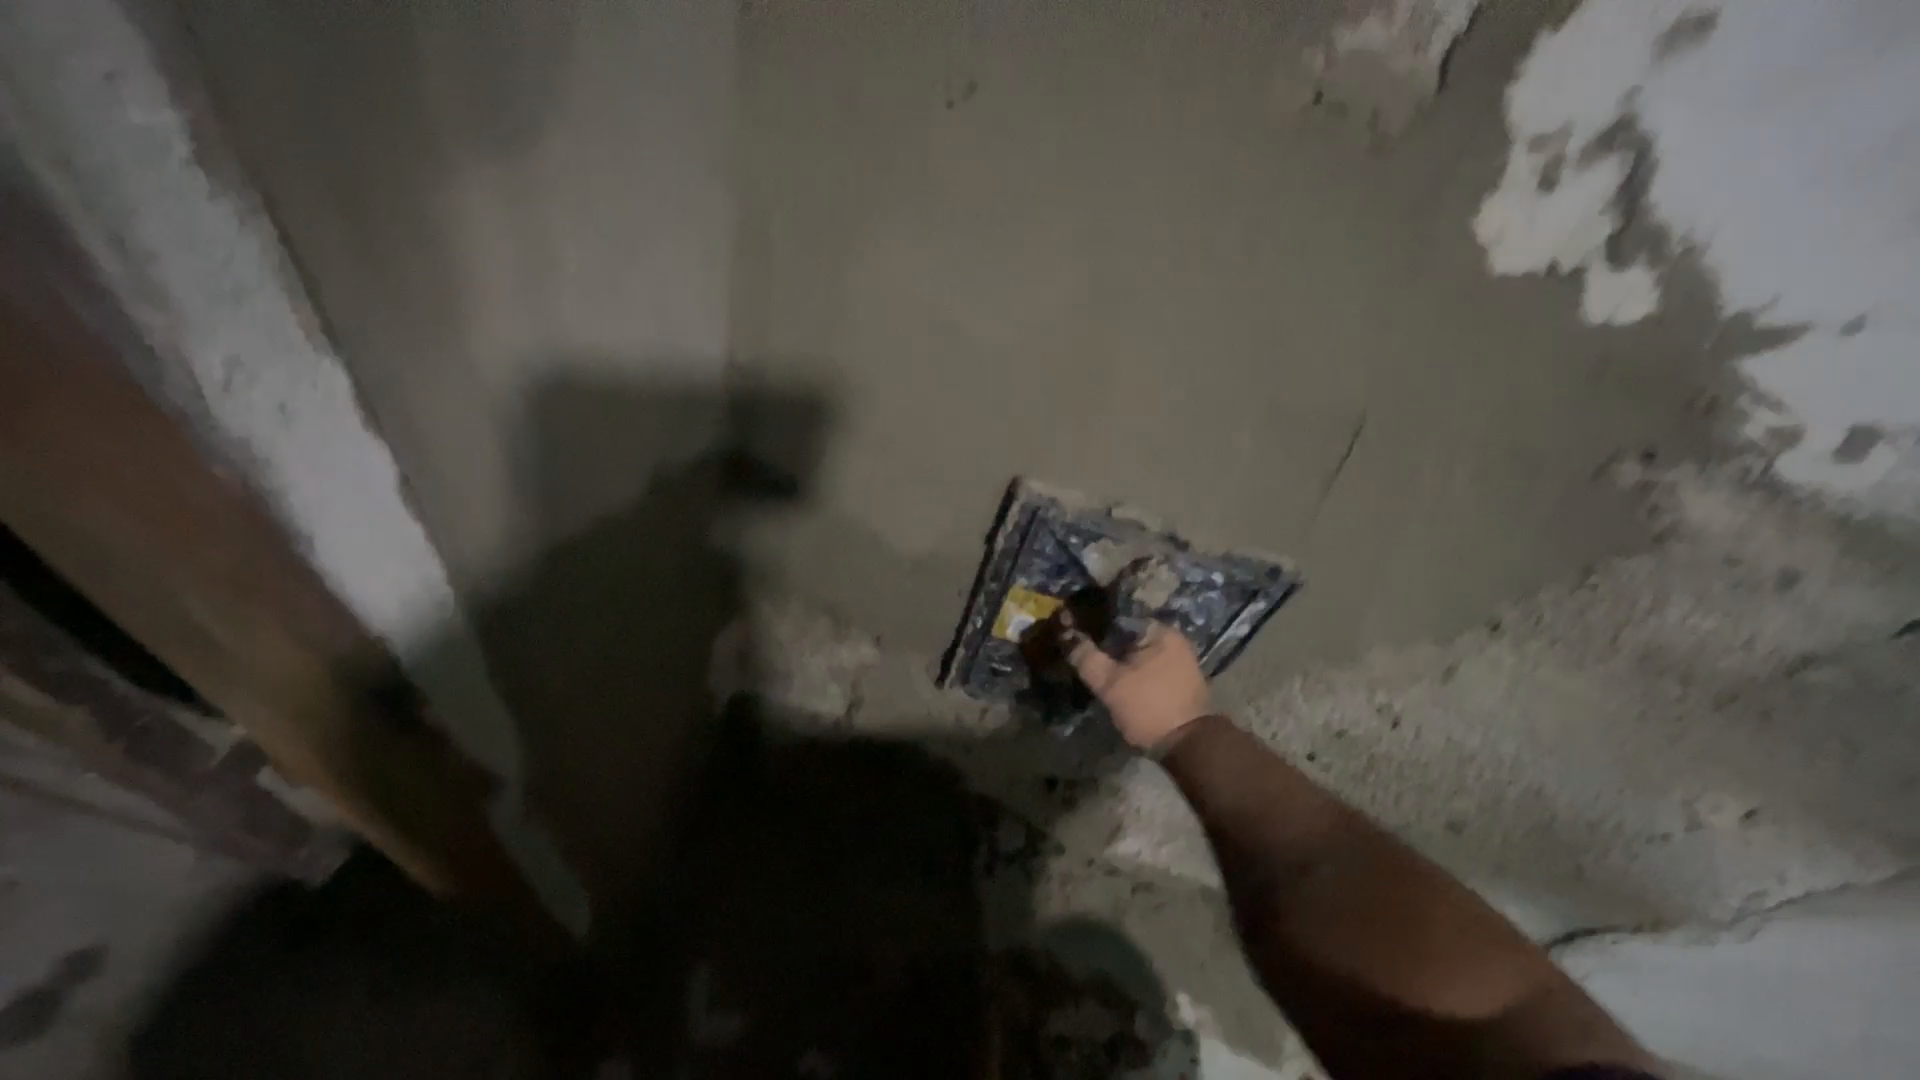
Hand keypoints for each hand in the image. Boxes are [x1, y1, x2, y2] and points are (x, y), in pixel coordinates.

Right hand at [1062, 620, 1211, 749]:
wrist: (1189, 746)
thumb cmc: (1148, 708)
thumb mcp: (1109, 683)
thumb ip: (1085, 656)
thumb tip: (1064, 633)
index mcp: (1158, 630)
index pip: (1115, 616)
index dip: (1090, 623)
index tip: (1070, 632)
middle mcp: (1172, 637)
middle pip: (1126, 632)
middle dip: (1103, 641)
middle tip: (1078, 650)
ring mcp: (1179, 656)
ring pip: (1136, 649)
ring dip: (1116, 656)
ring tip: (1092, 664)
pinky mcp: (1178, 676)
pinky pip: (1147, 662)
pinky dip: (1129, 666)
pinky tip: (1114, 677)